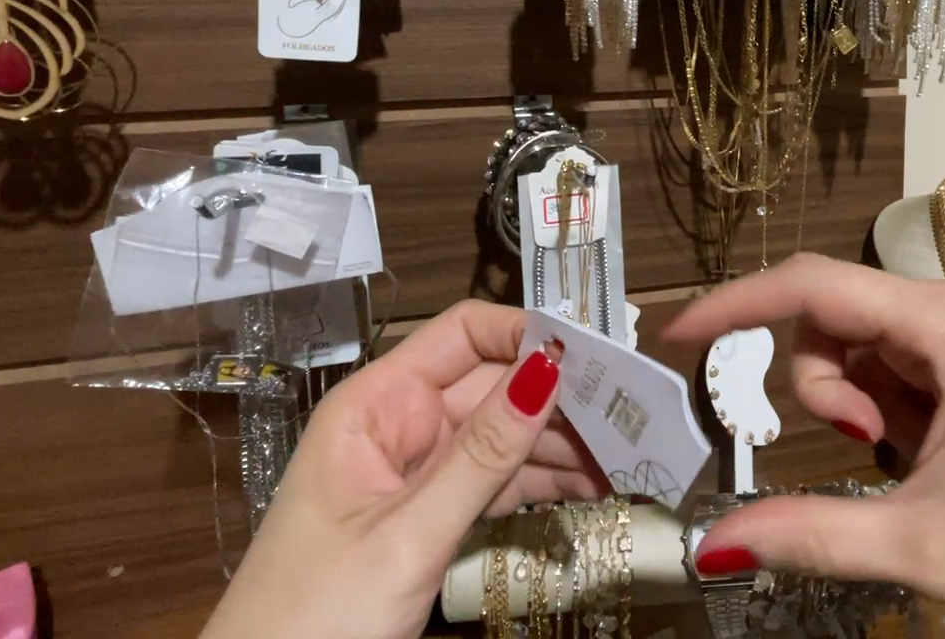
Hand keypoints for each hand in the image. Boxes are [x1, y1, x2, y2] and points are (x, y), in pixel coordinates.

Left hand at [201, 301, 606, 638]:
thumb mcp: (407, 534)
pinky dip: (544, 484)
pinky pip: (500, 481)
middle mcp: (405, 422)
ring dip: (562, 445)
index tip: (590, 354)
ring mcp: (423, 469)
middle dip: (560, 397)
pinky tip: (593, 485)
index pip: (461, 335)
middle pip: (495, 386)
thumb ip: (482, 453)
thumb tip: (550, 368)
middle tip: (628, 411)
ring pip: (506, 435)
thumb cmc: (317, 616)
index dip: (524, 334)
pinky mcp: (437, 512)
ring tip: (626, 453)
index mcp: (378, 402)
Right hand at [662, 255, 944, 638]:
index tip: (679, 334)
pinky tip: (927, 455)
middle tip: (867, 450)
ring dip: (855, 401)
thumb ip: (806, 535)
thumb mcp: (923, 546)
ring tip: (904, 463)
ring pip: (860, 341)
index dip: (736, 304)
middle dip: (823, 385)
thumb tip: (711, 547)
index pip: (814, 287)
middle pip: (835, 316)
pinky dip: (885, 407)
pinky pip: (895, 362)